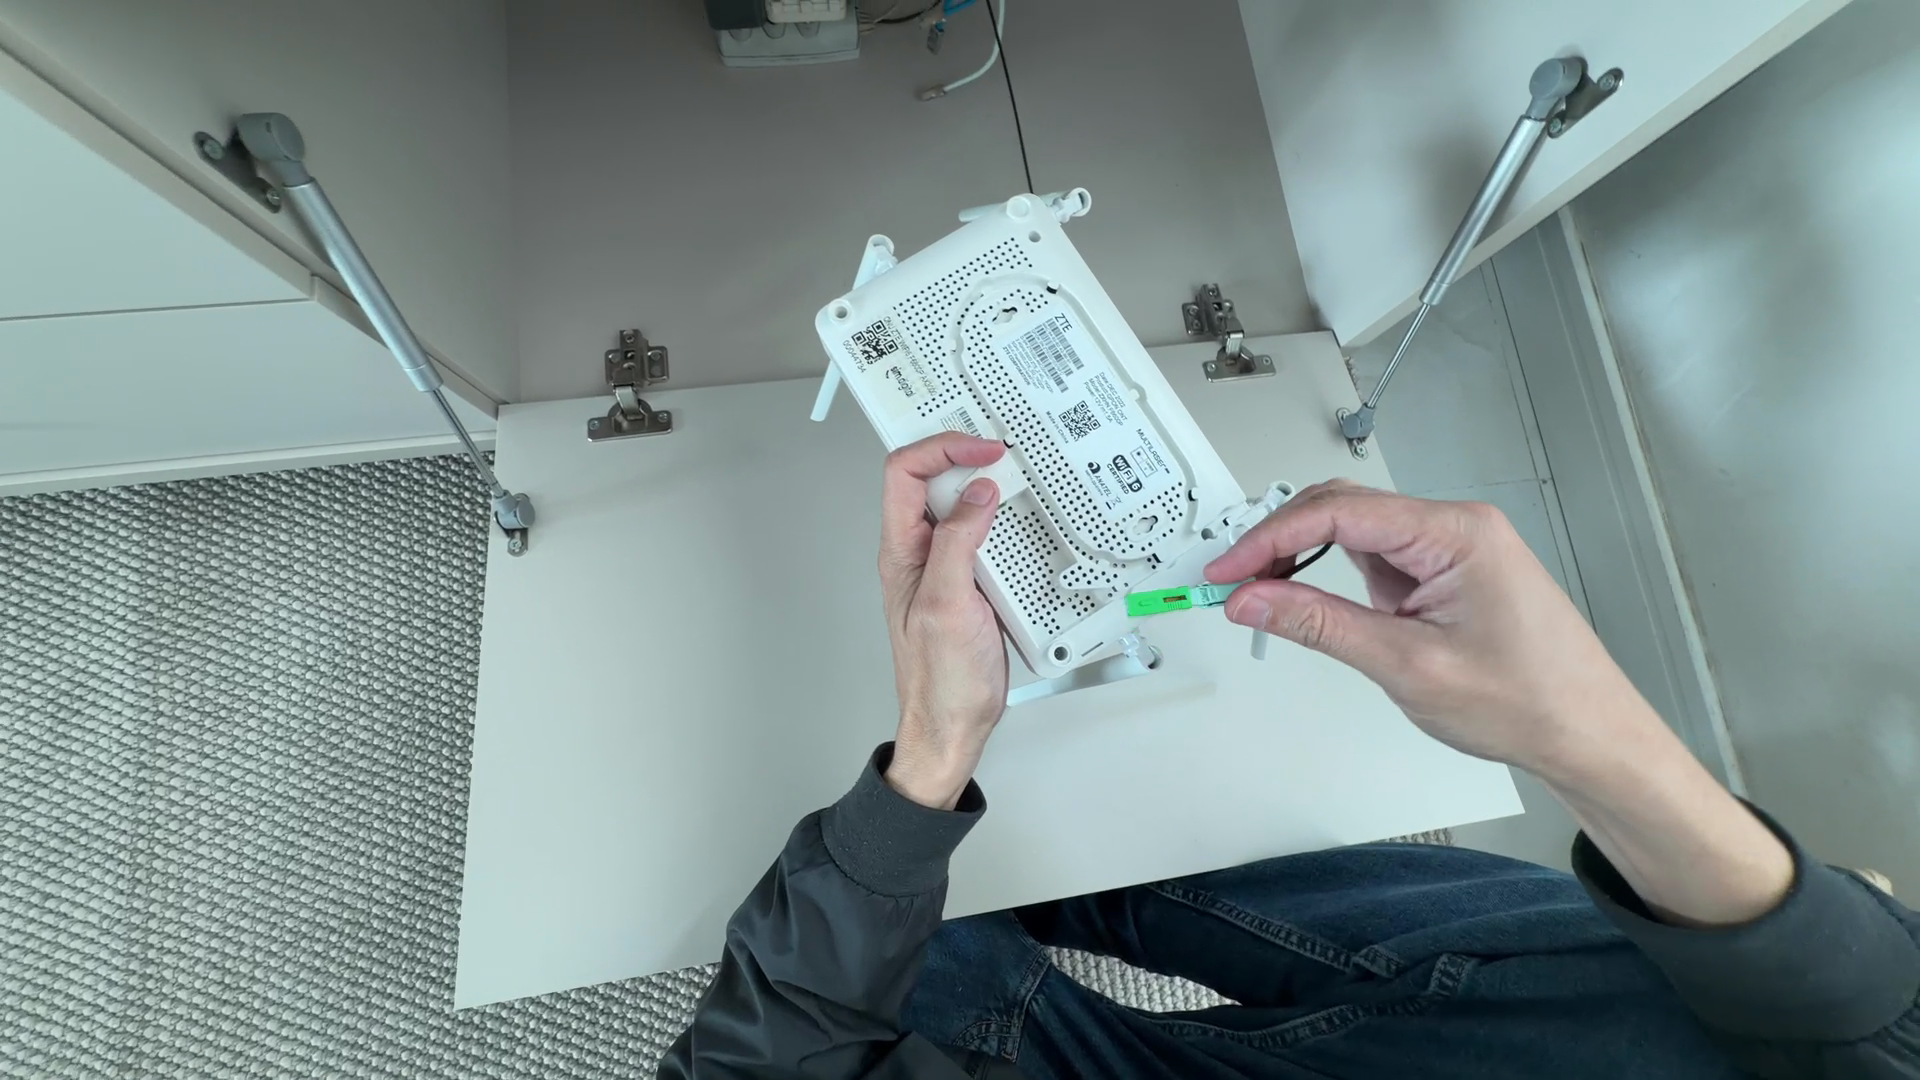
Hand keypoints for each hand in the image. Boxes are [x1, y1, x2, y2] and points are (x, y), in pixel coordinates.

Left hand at [877, 433, 1009, 808]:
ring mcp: (949, 565)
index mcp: (902, 551)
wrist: (955, 723)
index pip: (906, 475)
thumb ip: (958, 543)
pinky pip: (988, 538)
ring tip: (1020, 478)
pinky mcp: (975, 580)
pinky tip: (1026, 524)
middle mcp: (921, 551)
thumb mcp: (946, 605)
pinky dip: (1008, 524)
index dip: (941, 450)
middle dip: (967, 458)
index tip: (983, 449)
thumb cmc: (939, 679)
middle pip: (933, 481)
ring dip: (991, 490)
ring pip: (964, 507)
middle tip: (1005, 451)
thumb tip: (978, 494)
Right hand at [1206, 481, 1642, 775]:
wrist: (1592, 738)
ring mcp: (1442, 548)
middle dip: (1276, 538)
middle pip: (1338, 507)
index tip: (1227, 571)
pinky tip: (1297, 592)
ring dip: (1295, 551)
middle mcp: (1450, 527)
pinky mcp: (1435, 570)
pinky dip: (1320, 568)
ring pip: (1347, 527)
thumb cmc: (1529, 701)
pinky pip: (1364, 553)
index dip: (1269, 539)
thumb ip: (1317, 624)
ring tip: (1255, 588)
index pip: (1337, 514)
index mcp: (1454, 533)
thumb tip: (1251, 600)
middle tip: (1232, 579)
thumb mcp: (1406, 664)